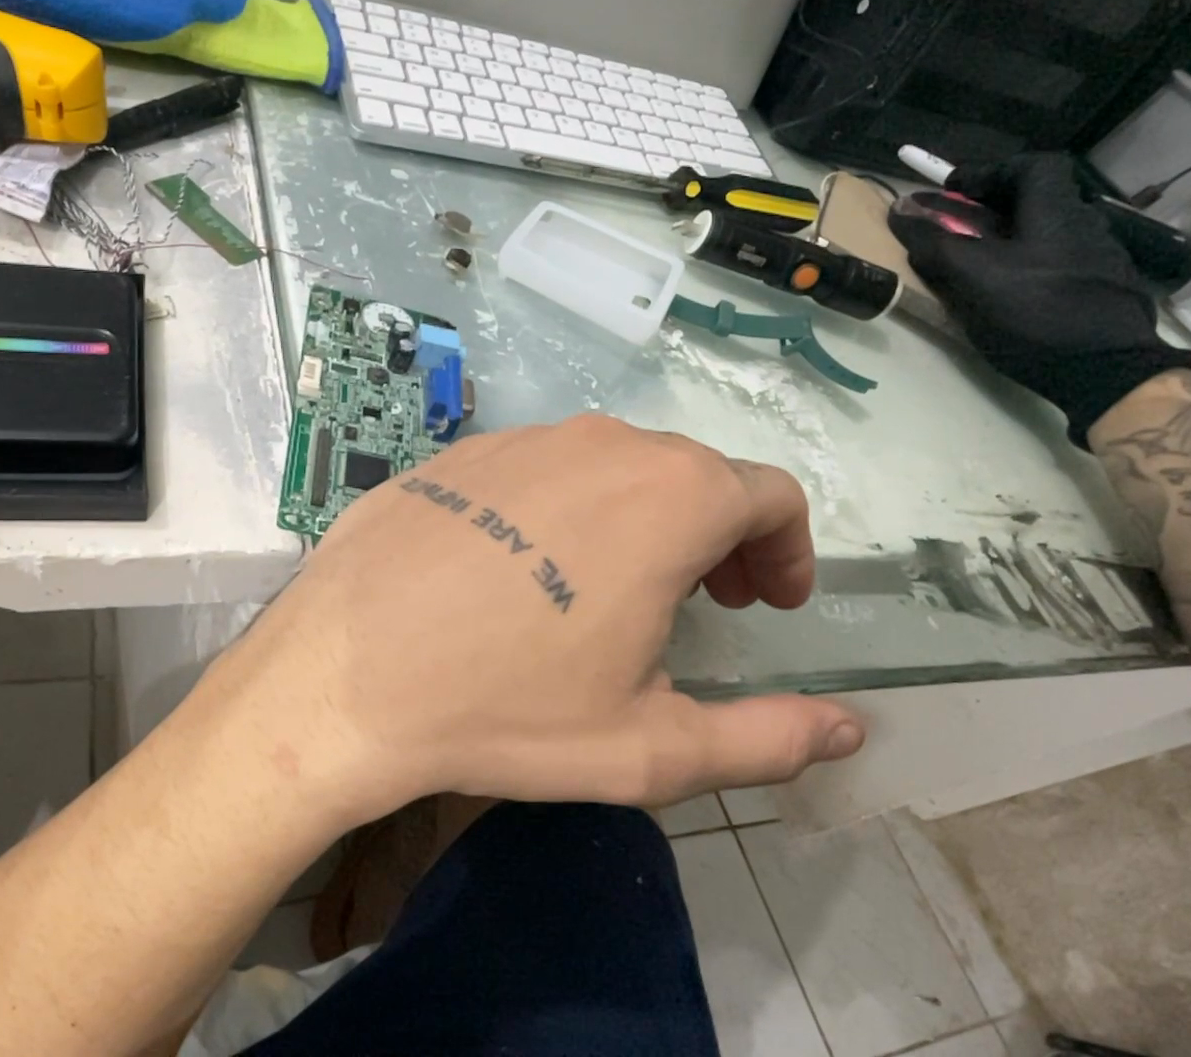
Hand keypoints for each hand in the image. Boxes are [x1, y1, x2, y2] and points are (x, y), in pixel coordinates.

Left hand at [194, 415, 864, 821]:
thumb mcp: (648, 748)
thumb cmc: (506, 712)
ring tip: (612, 589)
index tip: (768, 600)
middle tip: (706, 599)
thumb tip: (848, 728)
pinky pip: (530, 474)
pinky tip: (520, 572)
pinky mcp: (449, 459)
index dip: (786, 549)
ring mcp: (513, 443)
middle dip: (715, 536)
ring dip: (634, 519)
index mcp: (667, 497)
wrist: (341, 681)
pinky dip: (556, 511)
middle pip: (687, 475)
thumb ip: (766, 738)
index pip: (768, 495)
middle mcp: (596, 445)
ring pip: (606, 468)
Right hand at [888, 153, 1190, 448]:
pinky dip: (1030, 264)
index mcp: (1056, 214)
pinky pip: (1059, 261)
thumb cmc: (1036, 314)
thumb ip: (937, 243)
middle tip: (958, 227)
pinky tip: (1013, 292)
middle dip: (995, 206)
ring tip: (979, 263)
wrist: (1106, 369)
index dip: (991, 171)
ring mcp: (1099, 259)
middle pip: (1039, 199)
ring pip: (1049, 232)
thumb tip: (901, 209)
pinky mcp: (1103, 289)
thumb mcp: (974, 278)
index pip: (1033, 166)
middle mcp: (1084, 226)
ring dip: (1012, 237)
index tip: (955, 190)